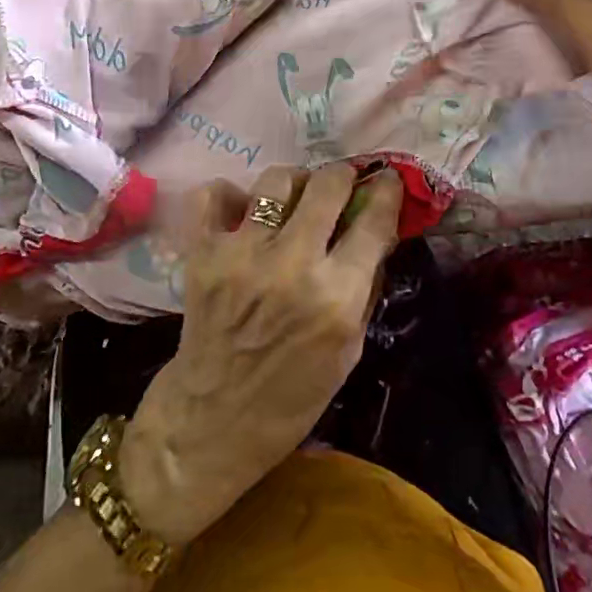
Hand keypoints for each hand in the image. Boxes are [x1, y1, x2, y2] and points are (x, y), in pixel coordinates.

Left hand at [117, 163, 403, 545]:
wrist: (215, 417)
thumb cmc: (292, 395)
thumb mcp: (348, 350)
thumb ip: (365, 287)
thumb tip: (378, 233)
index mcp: (336, 298)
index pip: (373, 222)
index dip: (387, 192)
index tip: (388, 180)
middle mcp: (291, 265)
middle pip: (327, 185)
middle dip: (343, 175)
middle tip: (342, 181)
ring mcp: (242, 254)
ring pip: (275, 181)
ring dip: (294, 182)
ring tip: (295, 195)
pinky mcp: (202, 252)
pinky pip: (212, 194)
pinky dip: (229, 194)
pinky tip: (241, 209)